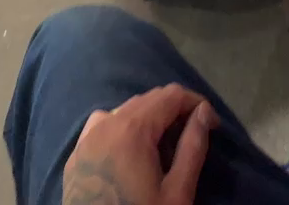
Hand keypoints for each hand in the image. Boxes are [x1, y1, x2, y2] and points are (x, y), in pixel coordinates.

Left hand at [62, 84, 216, 204]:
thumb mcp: (176, 193)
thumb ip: (192, 147)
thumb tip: (203, 112)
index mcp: (132, 129)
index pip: (171, 95)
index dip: (196, 103)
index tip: (212, 124)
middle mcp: (106, 123)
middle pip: (148, 100)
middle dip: (174, 111)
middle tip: (193, 135)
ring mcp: (86, 138)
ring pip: (125, 110)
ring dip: (149, 118)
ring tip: (164, 144)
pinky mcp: (76, 156)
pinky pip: (102, 125)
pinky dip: (122, 126)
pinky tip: (130, 149)